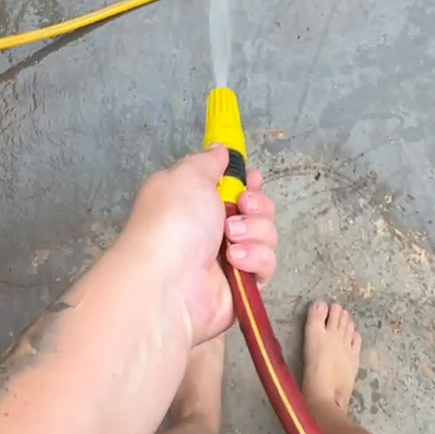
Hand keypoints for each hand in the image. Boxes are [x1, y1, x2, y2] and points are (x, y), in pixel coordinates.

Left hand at [115, 145, 277, 345]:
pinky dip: (255, 259)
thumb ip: (208, 161)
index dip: (246, 181)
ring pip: (266, 235)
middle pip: (256, 209)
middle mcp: (211, 228)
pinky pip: (265, 265)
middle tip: (240, 207)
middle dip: (255, 204)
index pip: (232, 186)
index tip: (251, 178)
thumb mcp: (188, 176)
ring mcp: (227, 258)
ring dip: (253, 231)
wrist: (168, 282)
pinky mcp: (242, 285)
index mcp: (195, 200)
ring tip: (230, 238)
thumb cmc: (174, 221)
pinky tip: (235, 261)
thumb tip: (219, 149)